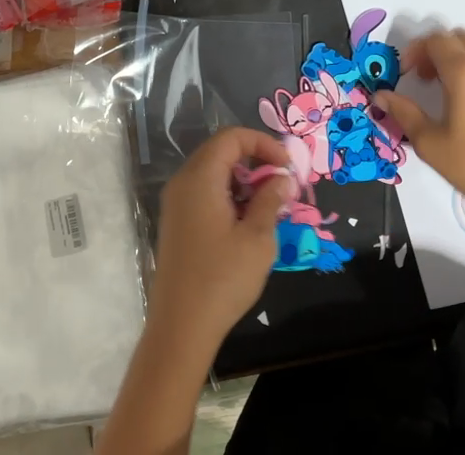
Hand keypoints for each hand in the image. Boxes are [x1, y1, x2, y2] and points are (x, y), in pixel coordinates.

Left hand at [148, 128, 291, 350]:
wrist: (180, 327)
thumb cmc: (222, 278)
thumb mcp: (257, 238)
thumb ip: (270, 200)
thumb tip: (281, 178)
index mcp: (200, 178)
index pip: (231, 138)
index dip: (263, 144)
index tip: (287, 167)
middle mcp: (182, 183)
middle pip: (220, 152)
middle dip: (255, 161)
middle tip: (282, 187)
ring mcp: (176, 204)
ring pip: (213, 174)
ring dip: (243, 181)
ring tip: (269, 208)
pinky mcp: (177, 224)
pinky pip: (204, 194)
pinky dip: (229, 197)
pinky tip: (247, 224)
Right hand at [375, 30, 464, 215]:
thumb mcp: (430, 143)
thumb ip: (403, 113)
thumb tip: (379, 95)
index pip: (435, 41)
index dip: (415, 51)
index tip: (406, 75)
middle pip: (458, 37)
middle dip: (436, 50)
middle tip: (424, 79)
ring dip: (460, 55)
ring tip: (450, 86)